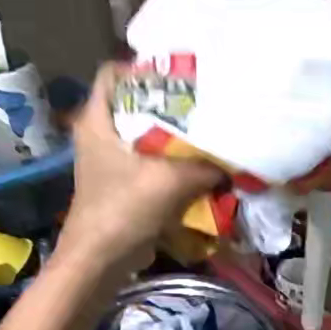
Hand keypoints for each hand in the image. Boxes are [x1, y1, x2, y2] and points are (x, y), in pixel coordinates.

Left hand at [55, 63, 222, 273]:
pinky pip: (153, 164)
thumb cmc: (124, 209)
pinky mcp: (124, 185)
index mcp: (97, 119)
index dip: (145, 69)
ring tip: (208, 133)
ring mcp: (111, 161)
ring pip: (147, 136)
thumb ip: (204, 165)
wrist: (100, 260)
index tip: (181, 77)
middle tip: (205, 105)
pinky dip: (174, 164)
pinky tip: (200, 166)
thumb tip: (234, 160)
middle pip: (137, 105)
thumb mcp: (170, 180)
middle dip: (170, 105)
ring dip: (176, 138)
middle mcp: (101, 134)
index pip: (114, 74)